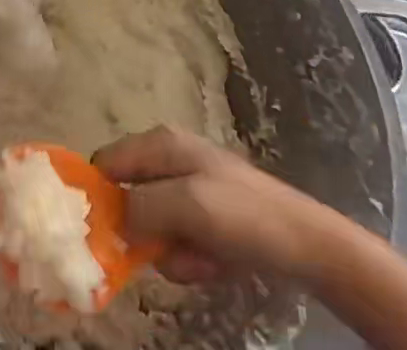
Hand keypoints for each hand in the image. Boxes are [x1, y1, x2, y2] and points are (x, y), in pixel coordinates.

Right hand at [93, 126, 329, 284]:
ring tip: (202, 257)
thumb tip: (109, 220)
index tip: (102, 232)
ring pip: (150, 227)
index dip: (98, 195)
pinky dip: (191, 257)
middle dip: (145, 231)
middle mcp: (166, 159)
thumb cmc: (244, 214)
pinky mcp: (202, 215)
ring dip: (171, 250)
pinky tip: (215, 262)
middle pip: (127, 200)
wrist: (307, 244)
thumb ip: (140, 207)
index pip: (105, 163)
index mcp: (159, 144)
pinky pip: (176, 240)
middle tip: (168, 247)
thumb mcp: (187, 205)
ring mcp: (186, 188)